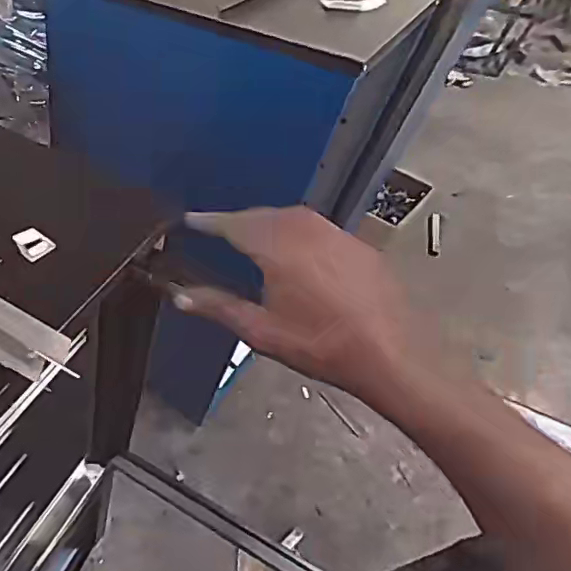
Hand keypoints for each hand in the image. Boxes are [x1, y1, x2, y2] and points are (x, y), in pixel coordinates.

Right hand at [172, 207, 416, 404]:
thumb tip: (180, 296)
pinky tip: (296, 256)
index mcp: (277, 246)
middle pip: (262, 216)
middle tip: (218, 233)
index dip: (208, 222)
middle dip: (238, 222)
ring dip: (268, 225)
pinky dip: (297, 235)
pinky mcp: (358, 245)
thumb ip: (218, 307)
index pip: (232, 224)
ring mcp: (336, 234)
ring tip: (253, 242)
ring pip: (292, 219)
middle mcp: (306, 230)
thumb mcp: (262, 331)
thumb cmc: (321, 346)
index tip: (191, 221)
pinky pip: (318, 229)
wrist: (390, 355)